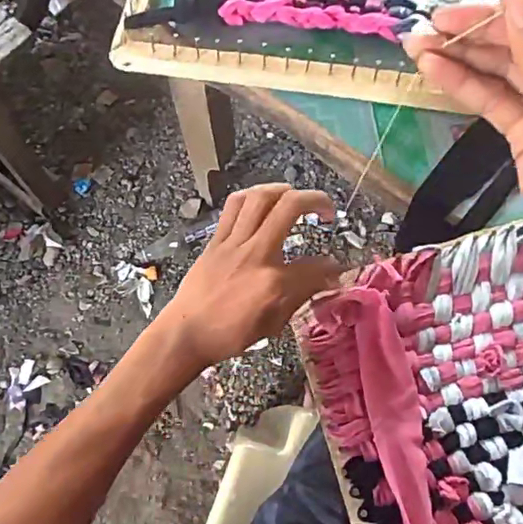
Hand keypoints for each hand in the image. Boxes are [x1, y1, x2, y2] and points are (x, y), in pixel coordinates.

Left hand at [151, 184, 342, 370]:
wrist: (186, 333)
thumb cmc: (230, 334)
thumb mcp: (274, 323)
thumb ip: (301, 295)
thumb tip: (326, 279)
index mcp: (274, 282)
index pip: (315, 265)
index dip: (333, 266)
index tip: (337, 267)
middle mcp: (256, 254)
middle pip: (290, 207)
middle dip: (317, 200)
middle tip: (326, 209)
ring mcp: (233, 243)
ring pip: (259, 197)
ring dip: (283, 189)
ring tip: (295, 195)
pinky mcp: (216, 240)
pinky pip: (234, 207)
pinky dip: (252, 196)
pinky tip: (261, 200)